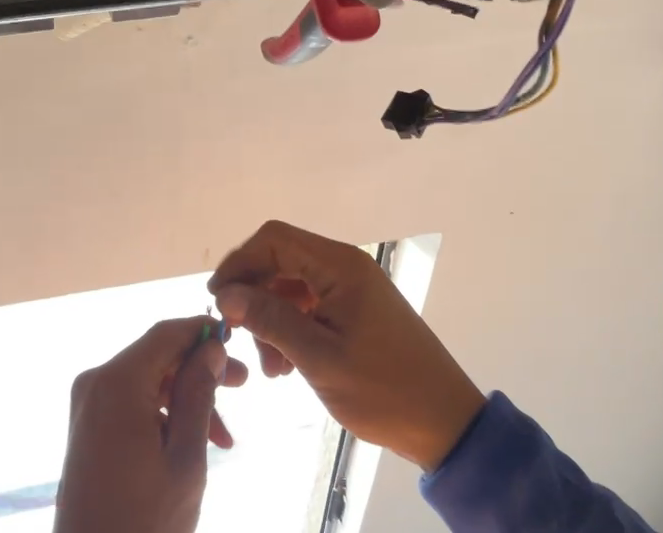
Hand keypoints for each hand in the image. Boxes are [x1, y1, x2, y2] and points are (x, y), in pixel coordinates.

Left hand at [53, 317, 249, 532]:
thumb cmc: (145, 520)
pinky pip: (130, 402)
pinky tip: (193, 441)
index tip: (237, 340)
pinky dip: (163, 413)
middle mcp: (95, 382)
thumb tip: (210, 347)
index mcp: (116, 382)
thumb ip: (198, 396)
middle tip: (243, 384)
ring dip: (186, 397)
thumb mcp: (185, 458)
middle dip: (199, 368)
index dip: (201, 330)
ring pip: (147, 380)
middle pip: (156, 355)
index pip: (165, 334)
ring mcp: (87, 405)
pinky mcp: (87, 426)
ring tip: (225, 436)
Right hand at [209, 221, 485, 470]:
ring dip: (269, 318)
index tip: (218, 301)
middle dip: (253, 295)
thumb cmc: (384, 390)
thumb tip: (225, 294)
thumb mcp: (318, 358)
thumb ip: (270, 319)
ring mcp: (351, 289)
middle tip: (236, 335)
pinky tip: (284, 366)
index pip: (274, 239)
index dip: (240, 263)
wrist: (445, 424)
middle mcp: (344, 267)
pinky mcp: (354, 311)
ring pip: (290, 286)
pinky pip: (308, 306)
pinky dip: (289, 328)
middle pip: (280, 260)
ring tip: (268, 367)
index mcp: (339, 266)